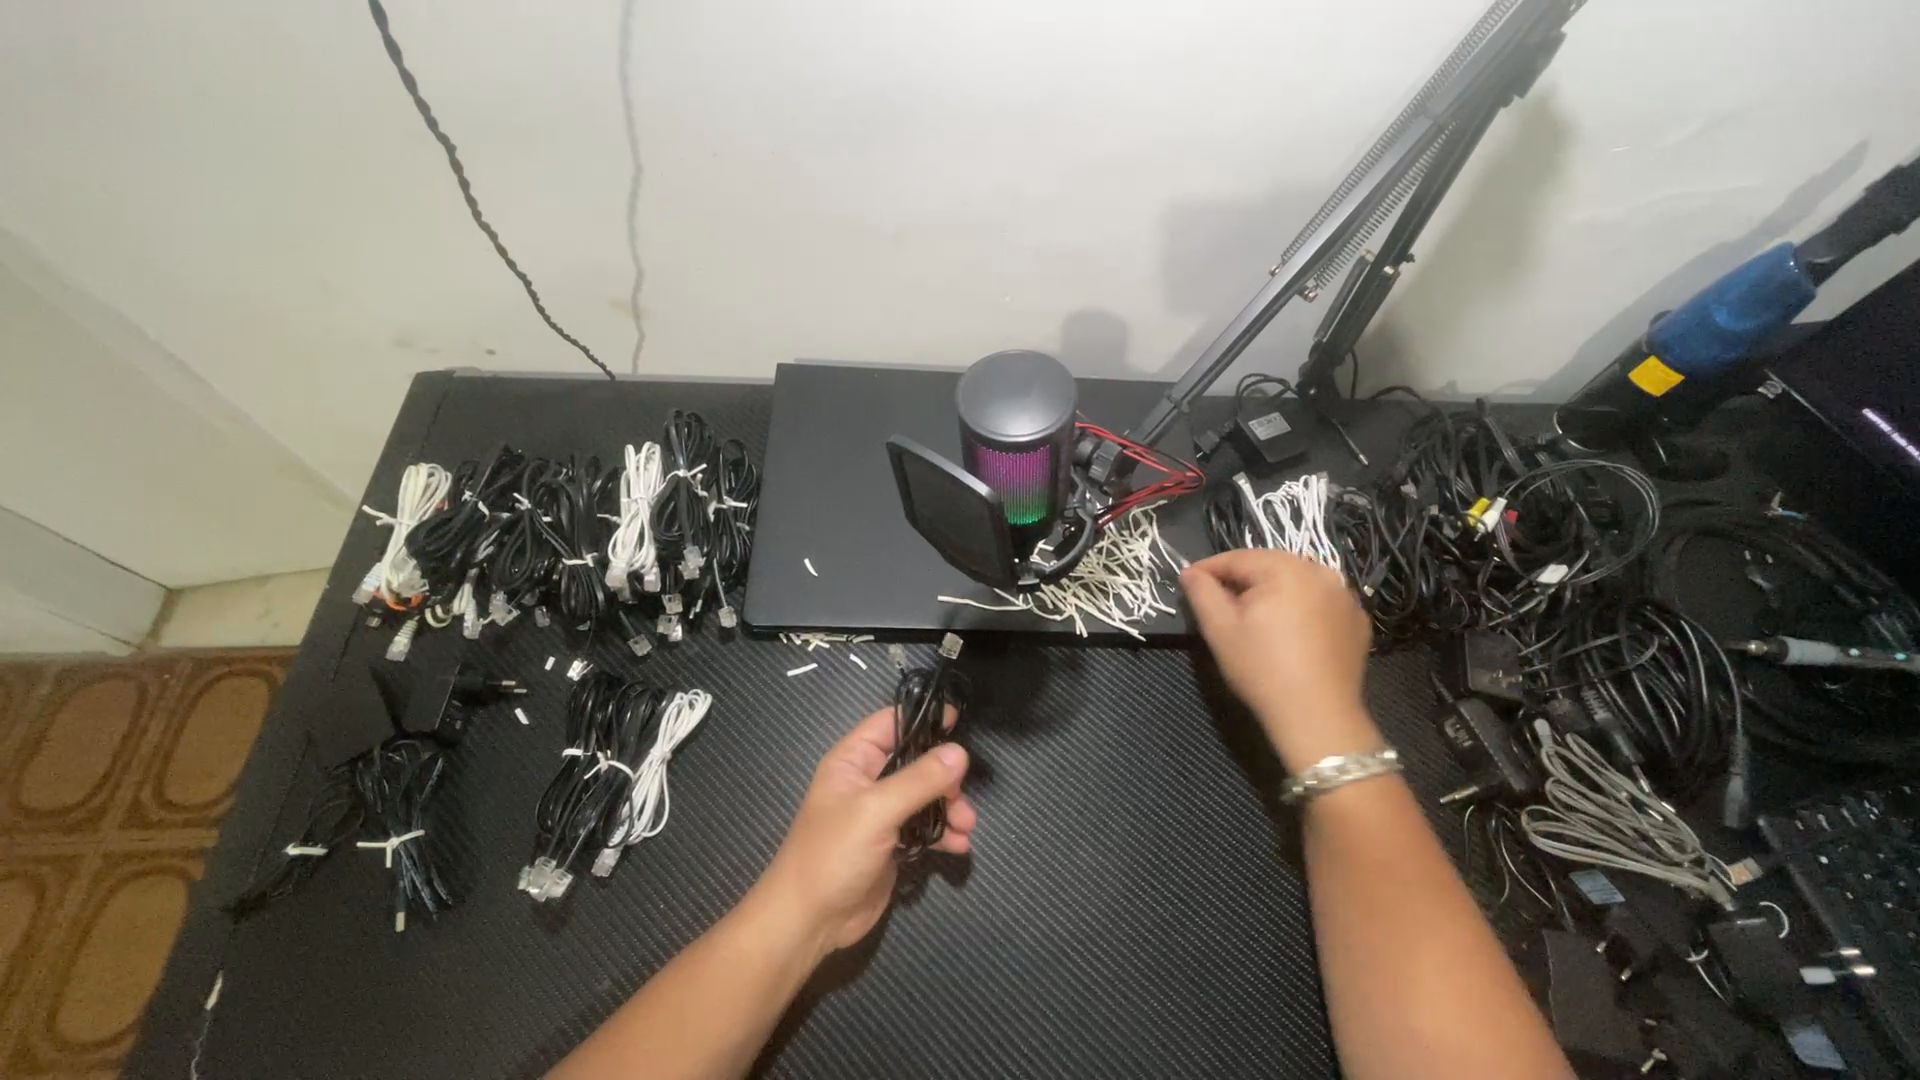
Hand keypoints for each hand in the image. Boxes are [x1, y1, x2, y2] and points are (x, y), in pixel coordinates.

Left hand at [751, 706, 975, 954]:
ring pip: (926, 796)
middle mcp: (868, 781)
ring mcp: (881, 814)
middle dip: (945, 777)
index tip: (958, 723)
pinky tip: (960, 846)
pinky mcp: (892, 844)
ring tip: (967, 826)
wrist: (810, 922)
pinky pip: (926, 827)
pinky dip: (945, 833)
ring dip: (950, 807)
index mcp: (853, 761)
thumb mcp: (876, 811)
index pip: (892, 723)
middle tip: (961, 795)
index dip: (924, 718)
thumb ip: (919, 780)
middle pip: (917, 761)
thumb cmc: (833, 855)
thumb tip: (960, 752)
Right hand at [1182, 549, 1379, 772]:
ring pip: (1296, 581)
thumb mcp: (1220, 630)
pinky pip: (1320, 601)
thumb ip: (1202, 593)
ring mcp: (1345, 595)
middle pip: (1270, 565)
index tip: (1190, 583)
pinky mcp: (1358, 619)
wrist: (1318, 716)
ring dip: (1272, 591)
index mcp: (1286, 569)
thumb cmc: (1262, 669)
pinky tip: (1289, 632)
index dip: (1209, 569)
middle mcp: (1321, 572)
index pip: (1238, 557)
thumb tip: (1191, 572)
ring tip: (1254, 616)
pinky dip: (1300, 607)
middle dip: (1242, 579)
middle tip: (1220, 602)